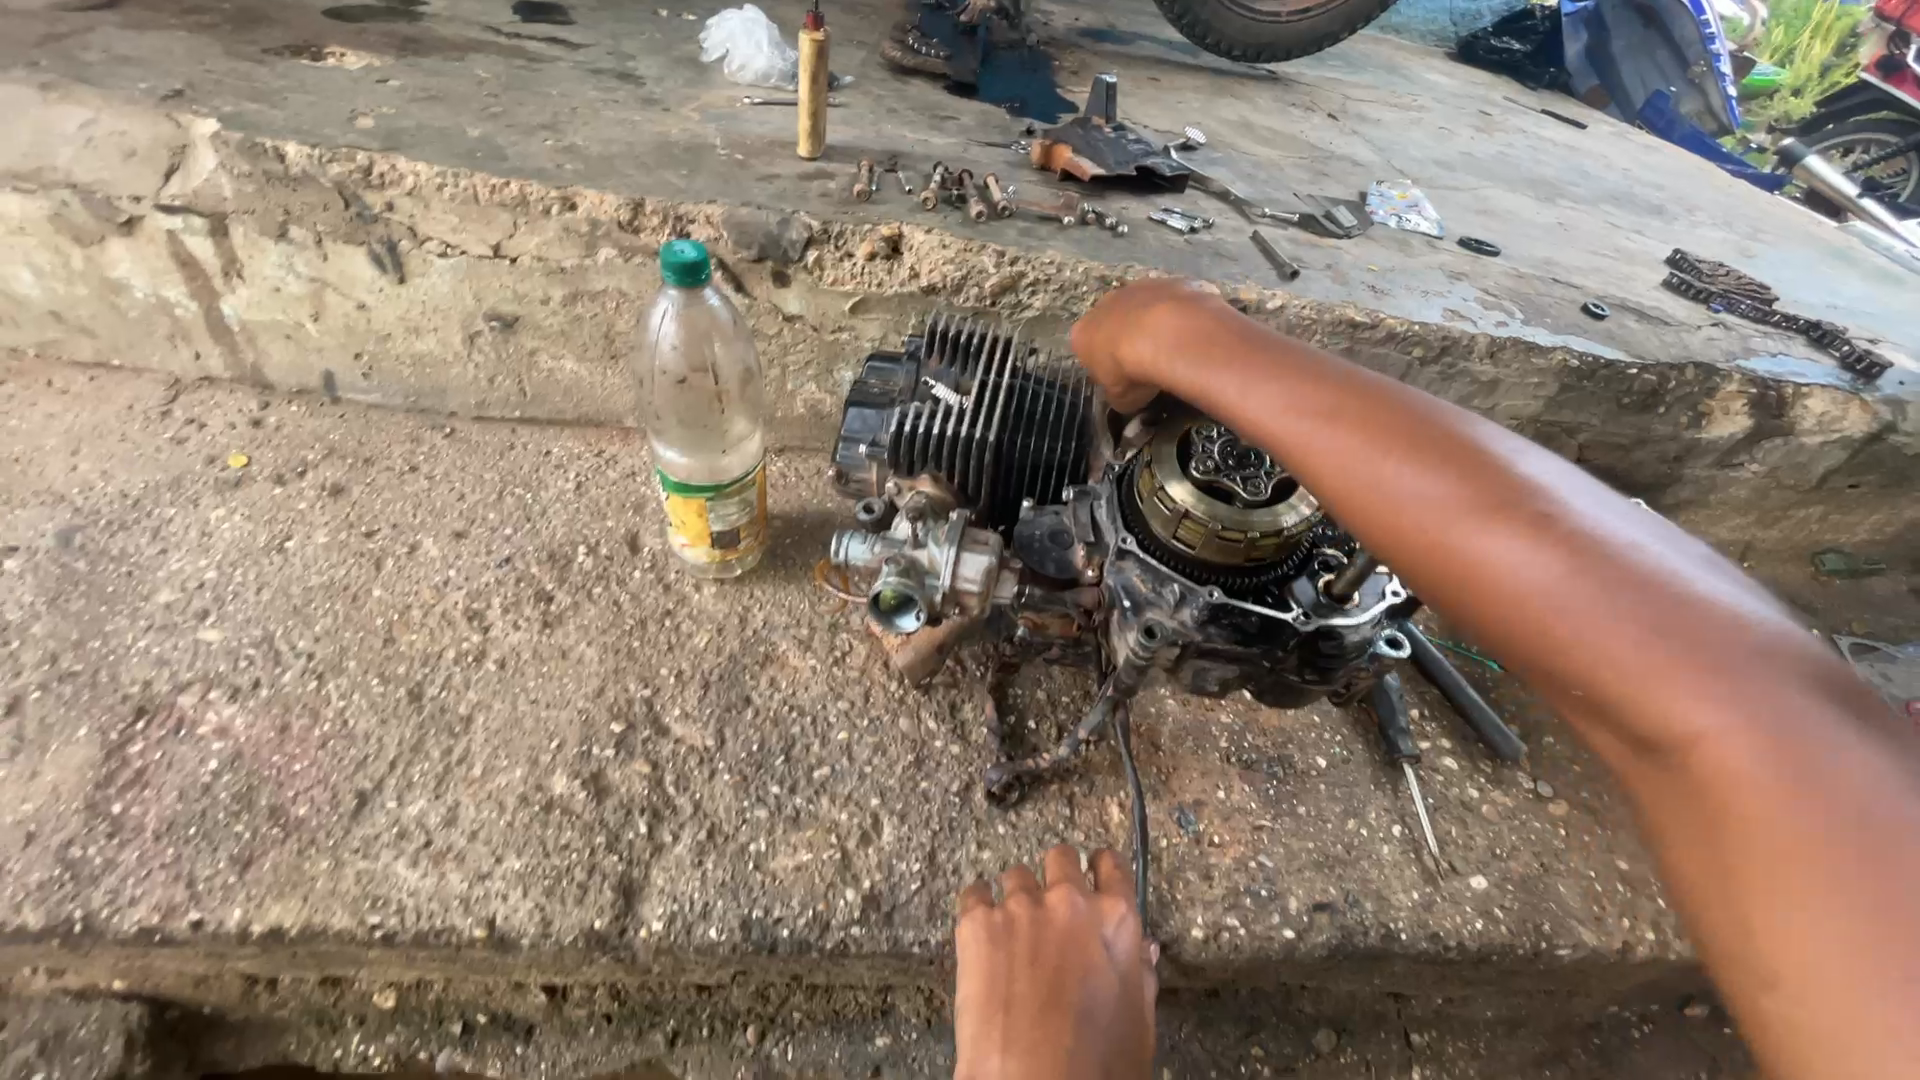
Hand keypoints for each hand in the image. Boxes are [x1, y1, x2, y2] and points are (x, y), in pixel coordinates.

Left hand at [953, 846, 1157, 1079]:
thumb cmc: (1097, 1067)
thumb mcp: (1139, 1027)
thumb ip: (1141, 976)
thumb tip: (1143, 947)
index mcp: (1115, 920)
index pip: (1111, 866)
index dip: (1102, 868)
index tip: (1094, 874)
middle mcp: (1068, 899)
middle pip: (1060, 857)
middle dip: (1057, 874)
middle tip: (1051, 904)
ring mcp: (1019, 906)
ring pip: (1016, 874)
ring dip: (1017, 896)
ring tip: (1012, 930)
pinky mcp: (977, 921)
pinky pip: (974, 892)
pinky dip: (978, 907)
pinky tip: (980, 933)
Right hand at [1070, 278, 1232, 411]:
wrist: (1165, 336)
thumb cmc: (1131, 373)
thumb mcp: (1120, 399)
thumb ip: (1118, 394)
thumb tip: (1126, 396)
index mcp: (1082, 334)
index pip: (1087, 349)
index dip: (1104, 365)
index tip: (1120, 378)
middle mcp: (1103, 305)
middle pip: (1112, 322)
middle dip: (1126, 338)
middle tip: (1146, 362)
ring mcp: (1136, 288)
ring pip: (1142, 307)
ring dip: (1152, 324)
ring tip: (1172, 348)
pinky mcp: (1168, 281)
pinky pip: (1171, 302)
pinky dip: (1178, 315)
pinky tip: (1189, 333)